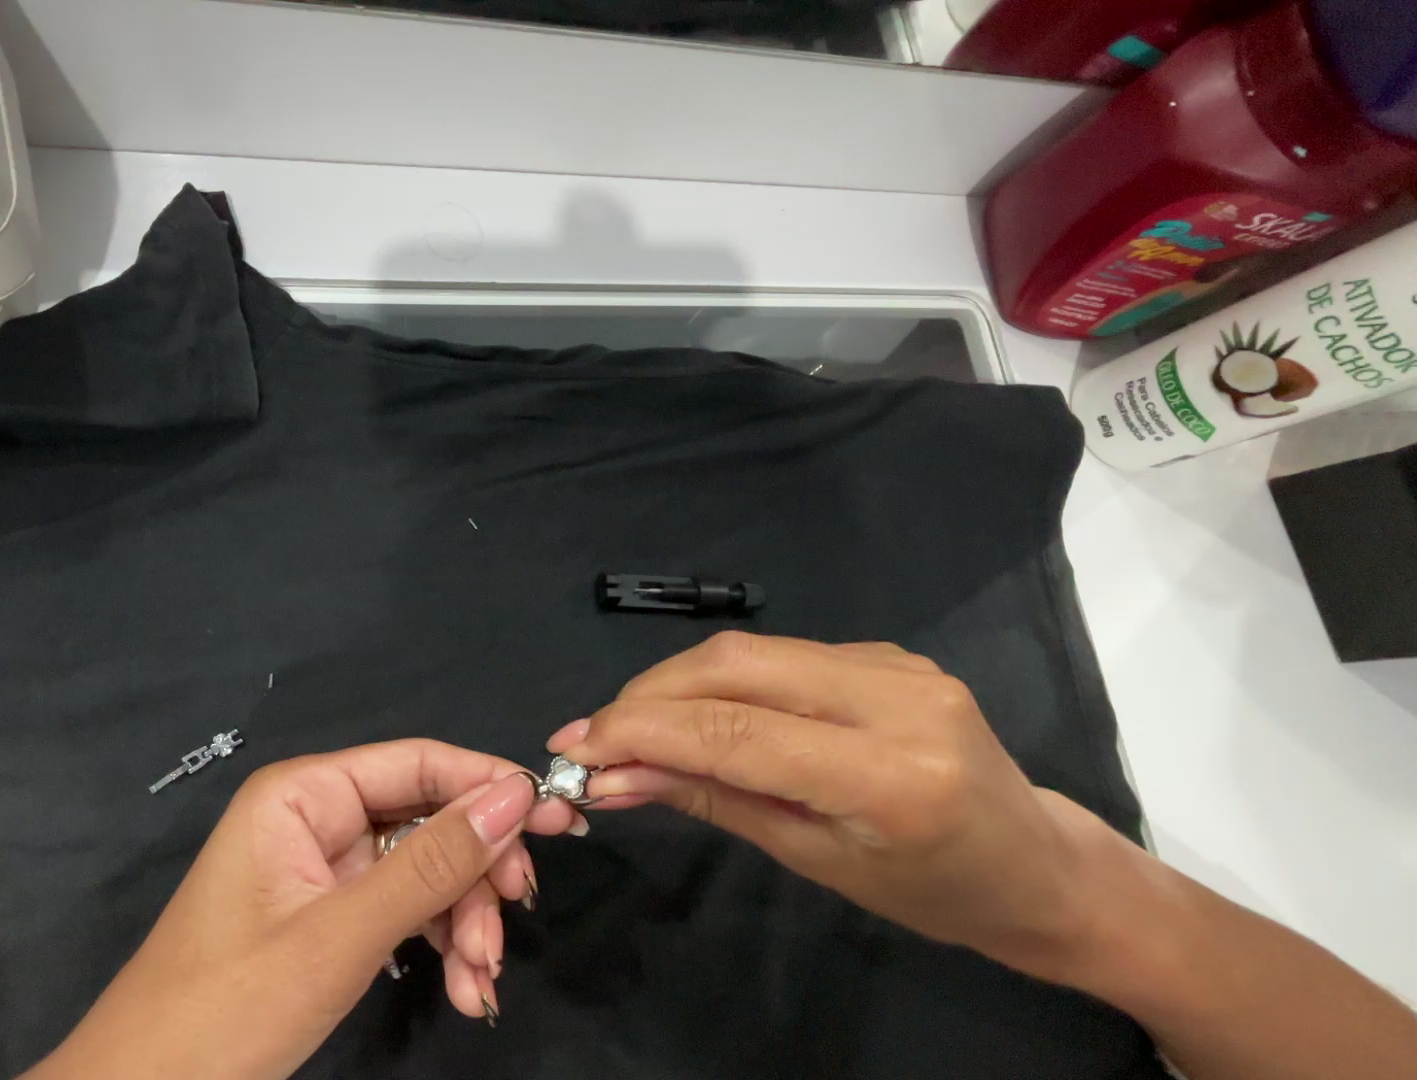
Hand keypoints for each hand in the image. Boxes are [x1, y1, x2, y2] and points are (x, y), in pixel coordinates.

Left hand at [23, 739, 578, 1079]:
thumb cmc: (228, 1007)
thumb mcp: (341, 936)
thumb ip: (431, 864)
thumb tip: (516, 794)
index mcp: (305, 792)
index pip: (418, 763)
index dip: (488, 783)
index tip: (556, 817)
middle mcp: (318, 816)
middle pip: (427, 818)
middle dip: (475, 873)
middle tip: (514, 921)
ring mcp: (325, 867)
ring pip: (424, 869)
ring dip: (463, 919)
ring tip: (481, 982)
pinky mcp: (331, 914)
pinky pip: (404, 908)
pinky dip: (439, 943)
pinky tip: (464, 990)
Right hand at [552, 631, 1416, 1079]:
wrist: (1041, 866)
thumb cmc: (931, 894)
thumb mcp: (812, 859)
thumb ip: (709, 798)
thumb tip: (613, 778)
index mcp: (889, 774)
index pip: (733, 731)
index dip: (640, 730)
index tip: (573, 747)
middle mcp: (896, 696)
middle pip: (731, 666)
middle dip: (645, 696)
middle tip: (592, 735)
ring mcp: (895, 662)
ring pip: (746, 650)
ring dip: (673, 684)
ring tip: (632, 725)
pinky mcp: (886, 650)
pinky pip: (778, 654)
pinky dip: (719, 680)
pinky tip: (697, 711)